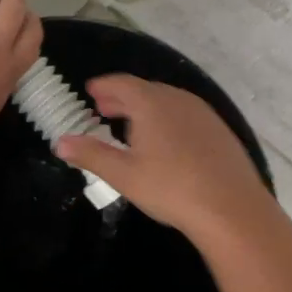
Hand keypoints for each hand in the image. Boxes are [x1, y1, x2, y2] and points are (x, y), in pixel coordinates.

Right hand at [55, 74, 272, 240]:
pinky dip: (167, 120)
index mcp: (152, 104)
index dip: (104, 85)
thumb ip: (90, 155)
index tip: (91, 90)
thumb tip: (60, 142)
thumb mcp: (123, 174)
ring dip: (146, 109)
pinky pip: (185, 116)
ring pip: (168, 102)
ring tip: (131, 126)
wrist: (231, 208)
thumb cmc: (170, 188)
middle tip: (105, 108)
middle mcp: (178, 100)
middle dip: (123, 97)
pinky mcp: (219, 131)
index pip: (122, 83)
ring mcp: (203, 114)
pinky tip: (165, 142)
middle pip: (146, 90)